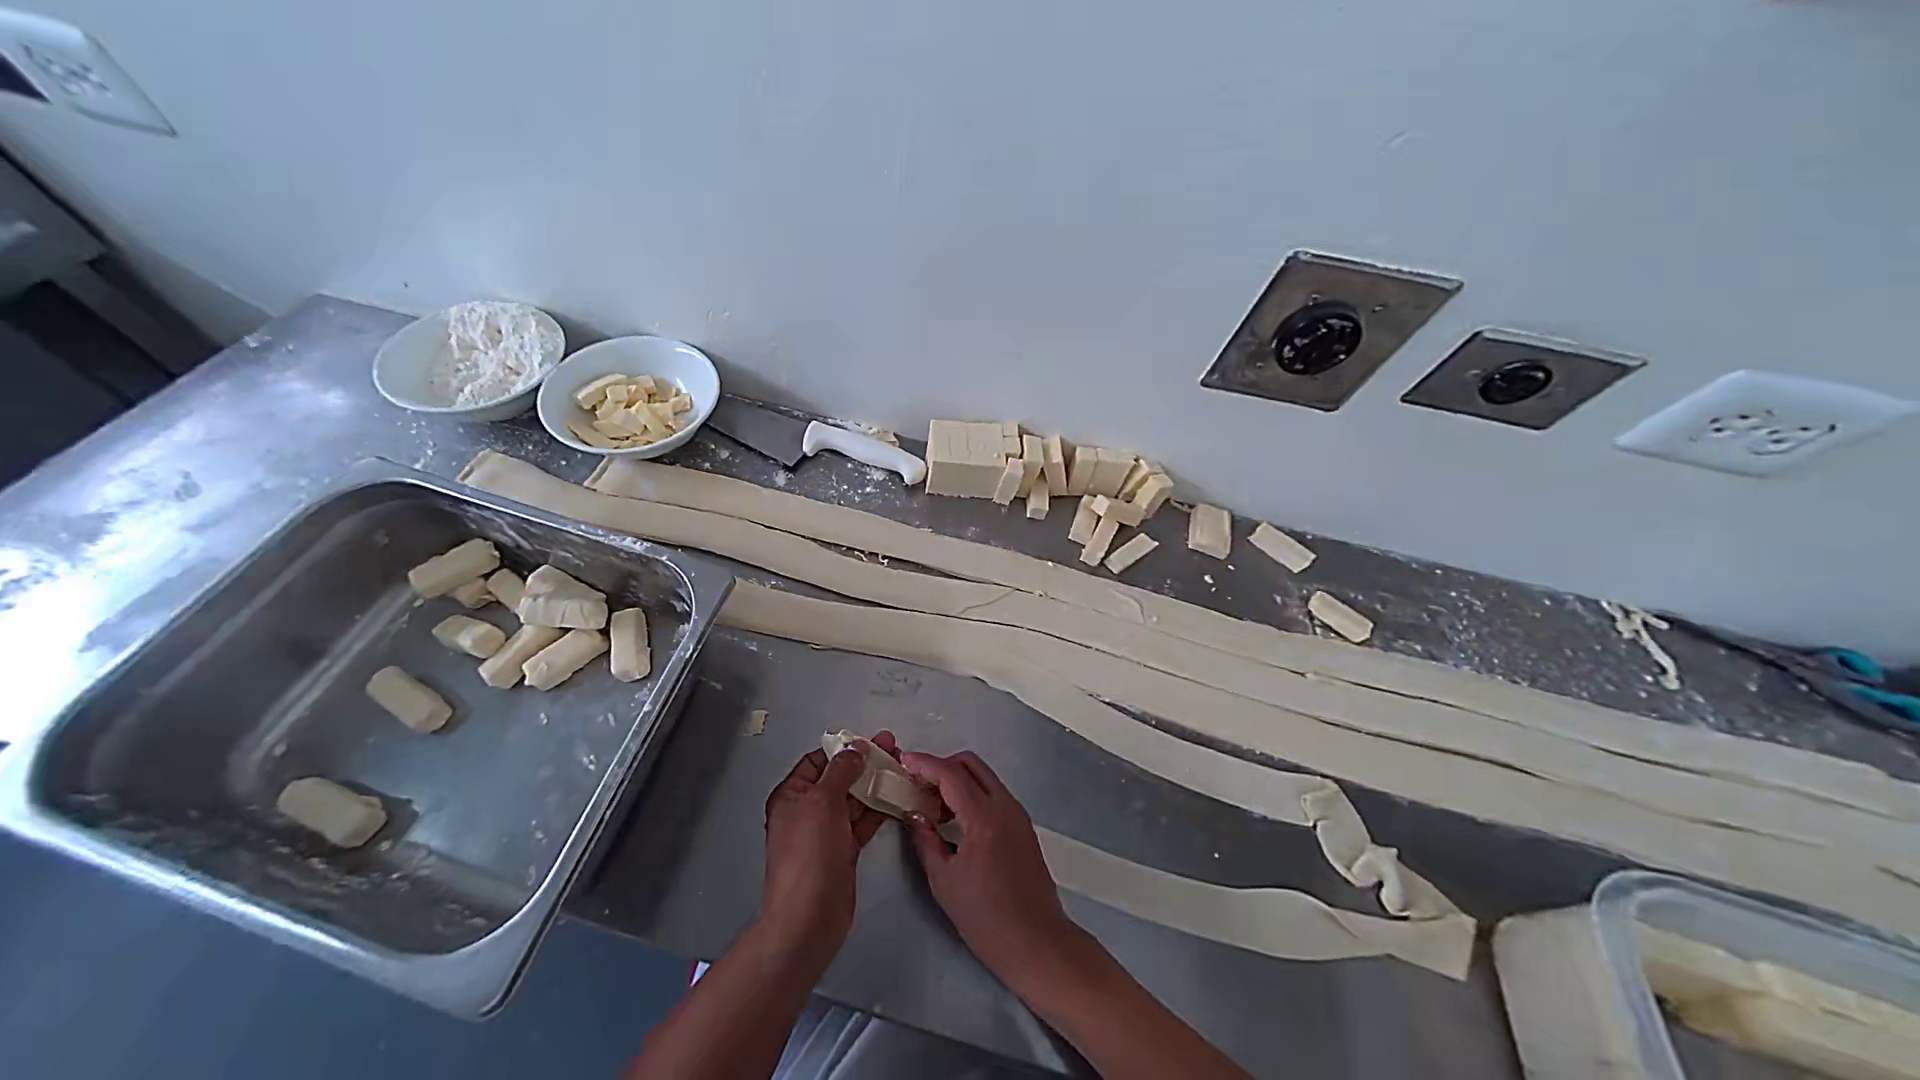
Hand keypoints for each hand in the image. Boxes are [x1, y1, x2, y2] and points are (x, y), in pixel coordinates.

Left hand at [759, 732, 895, 947]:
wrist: (810, 916)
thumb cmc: (809, 853)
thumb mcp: (822, 802)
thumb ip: (841, 771)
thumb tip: (855, 749)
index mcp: (791, 795)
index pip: (817, 761)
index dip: (843, 749)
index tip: (870, 741)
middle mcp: (807, 810)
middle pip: (839, 778)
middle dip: (865, 763)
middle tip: (893, 748)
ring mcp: (826, 831)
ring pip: (854, 799)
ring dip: (876, 784)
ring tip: (901, 767)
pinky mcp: (844, 850)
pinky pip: (863, 822)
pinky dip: (879, 809)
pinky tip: (898, 797)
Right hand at [900, 750, 1087, 985]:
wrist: (1036, 942)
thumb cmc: (986, 918)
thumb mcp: (944, 881)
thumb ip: (925, 839)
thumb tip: (913, 814)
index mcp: (985, 818)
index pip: (951, 774)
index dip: (924, 763)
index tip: (903, 761)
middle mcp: (1006, 806)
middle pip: (971, 764)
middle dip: (941, 766)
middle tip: (917, 784)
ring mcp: (1018, 814)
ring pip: (984, 777)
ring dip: (957, 779)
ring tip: (932, 803)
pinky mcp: (1023, 825)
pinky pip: (994, 793)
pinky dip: (972, 793)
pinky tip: (955, 817)